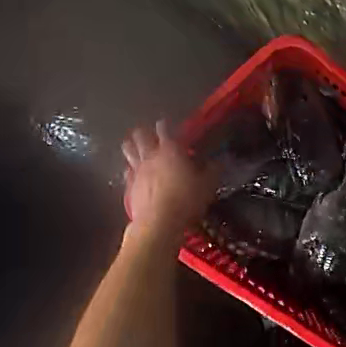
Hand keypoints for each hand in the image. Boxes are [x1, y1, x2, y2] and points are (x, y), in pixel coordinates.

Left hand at [123, 120, 211, 242]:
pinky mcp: (129, 185)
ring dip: (132, 146)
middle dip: (145, 133)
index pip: (164, 129)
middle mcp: (151, 155)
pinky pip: (127, 170)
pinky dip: (130, 168)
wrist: (159, 222)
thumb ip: (212, 170)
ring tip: (137, 147)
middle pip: (141, 135)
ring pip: (129, 149)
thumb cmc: (187, 199)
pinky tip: (134, 172)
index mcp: (171, 150)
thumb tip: (218, 162)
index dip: (165, 125)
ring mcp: (137, 169)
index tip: (167, 124)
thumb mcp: (207, 185)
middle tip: (150, 136)